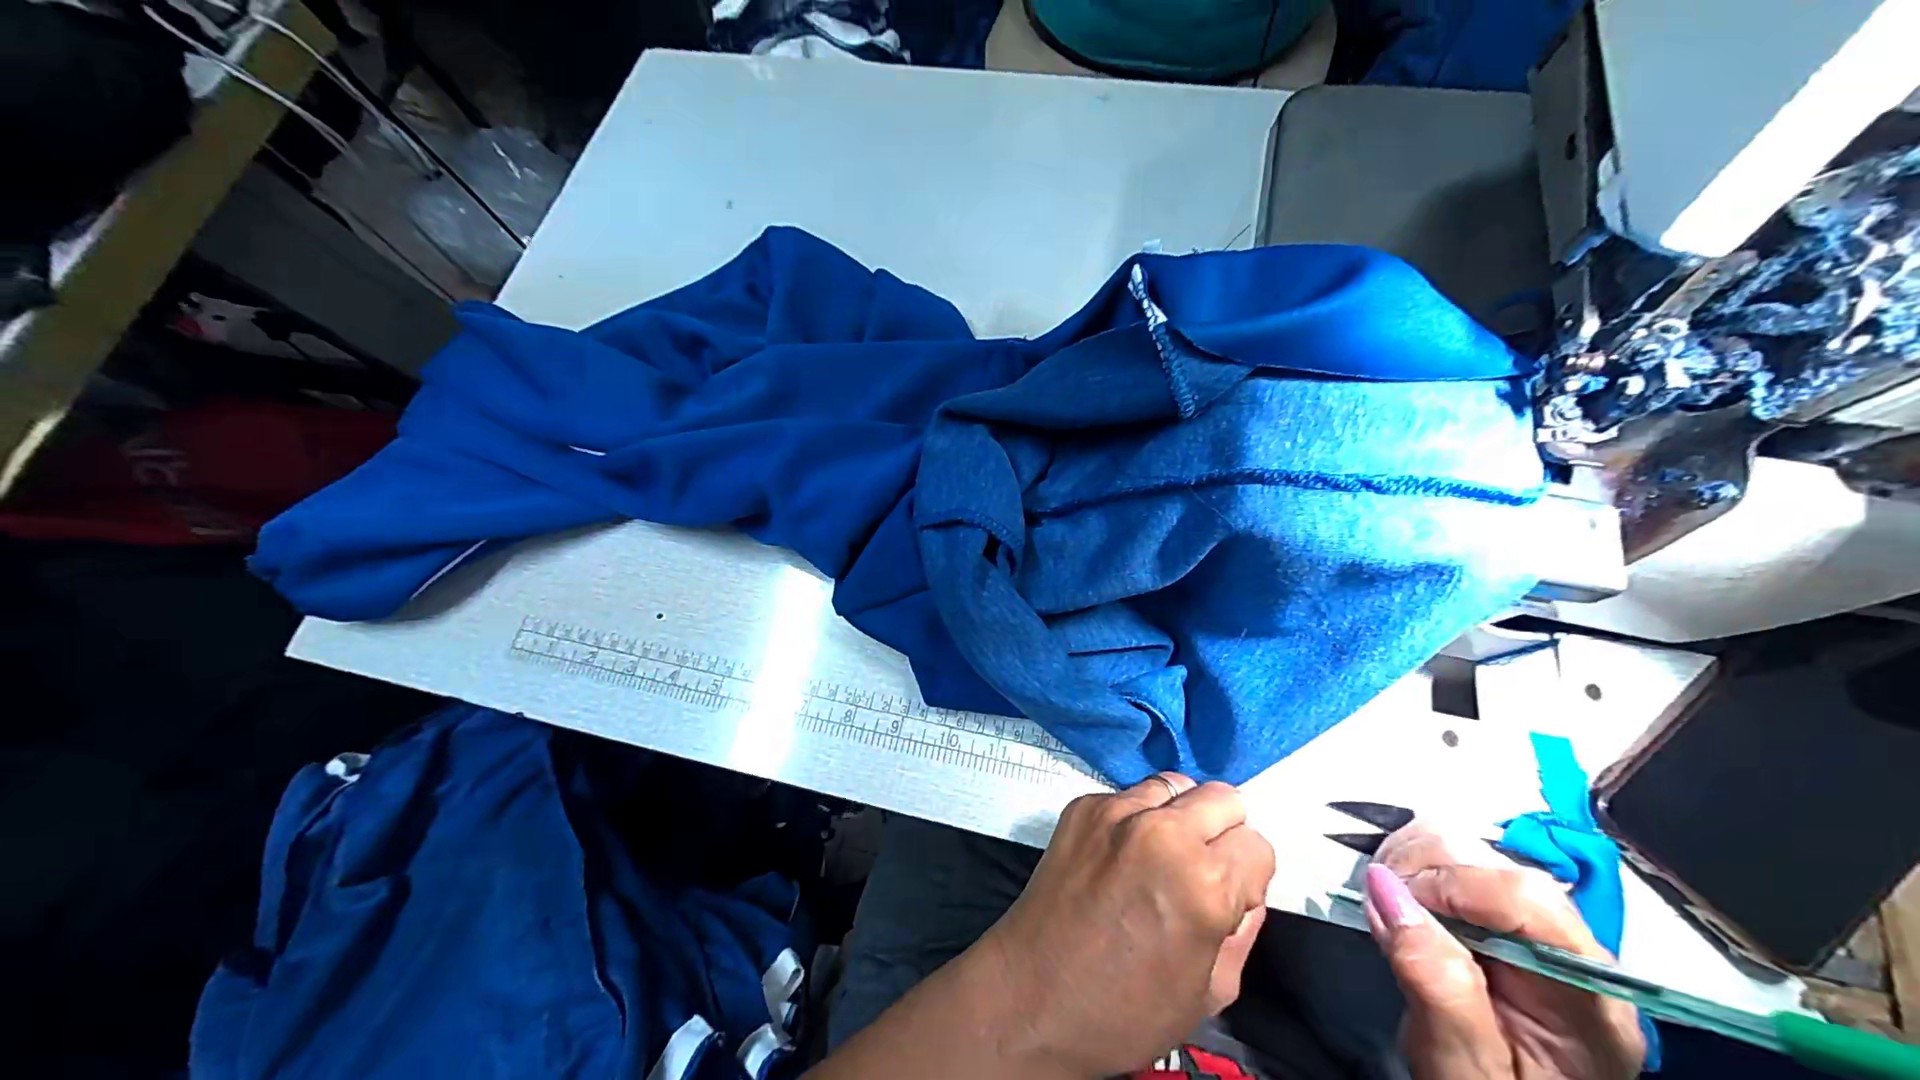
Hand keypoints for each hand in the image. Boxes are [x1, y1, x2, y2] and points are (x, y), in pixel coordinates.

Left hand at [972, 773, 1276, 1076]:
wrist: (1031, 995)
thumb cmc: (1125, 1010)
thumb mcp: (1212, 990)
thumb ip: (1243, 928)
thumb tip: (1245, 888)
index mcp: (1203, 880)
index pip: (1258, 845)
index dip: (1249, 877)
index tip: (1228, 898)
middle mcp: (1161, 831)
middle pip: (1223, 796)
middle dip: (1223, 833)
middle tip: (1200, 870)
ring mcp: (1115, 811)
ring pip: (1175, 784)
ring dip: (1179, 816)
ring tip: (1160, 856)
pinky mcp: (1081, 806)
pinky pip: (1129, 795)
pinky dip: (1136, 817)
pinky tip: (1120, 856)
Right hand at [1365, 825, 1645, 1079]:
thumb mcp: (1461, 1071)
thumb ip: (1436, 990)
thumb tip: (1385, 890)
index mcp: (1585, 999)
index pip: (1528, 899)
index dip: (1450, 885)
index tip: (1390, 904)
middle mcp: (1572, 949)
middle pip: (1496, 863)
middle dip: (1423, 869)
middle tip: (1381, 908)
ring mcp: (1536, 926)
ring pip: (1472, 850)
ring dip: (1412, 862)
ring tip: (1387, 906)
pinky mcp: (1499, 914)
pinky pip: (1455, 860)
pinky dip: (1412, 866)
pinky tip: (1399, 901)